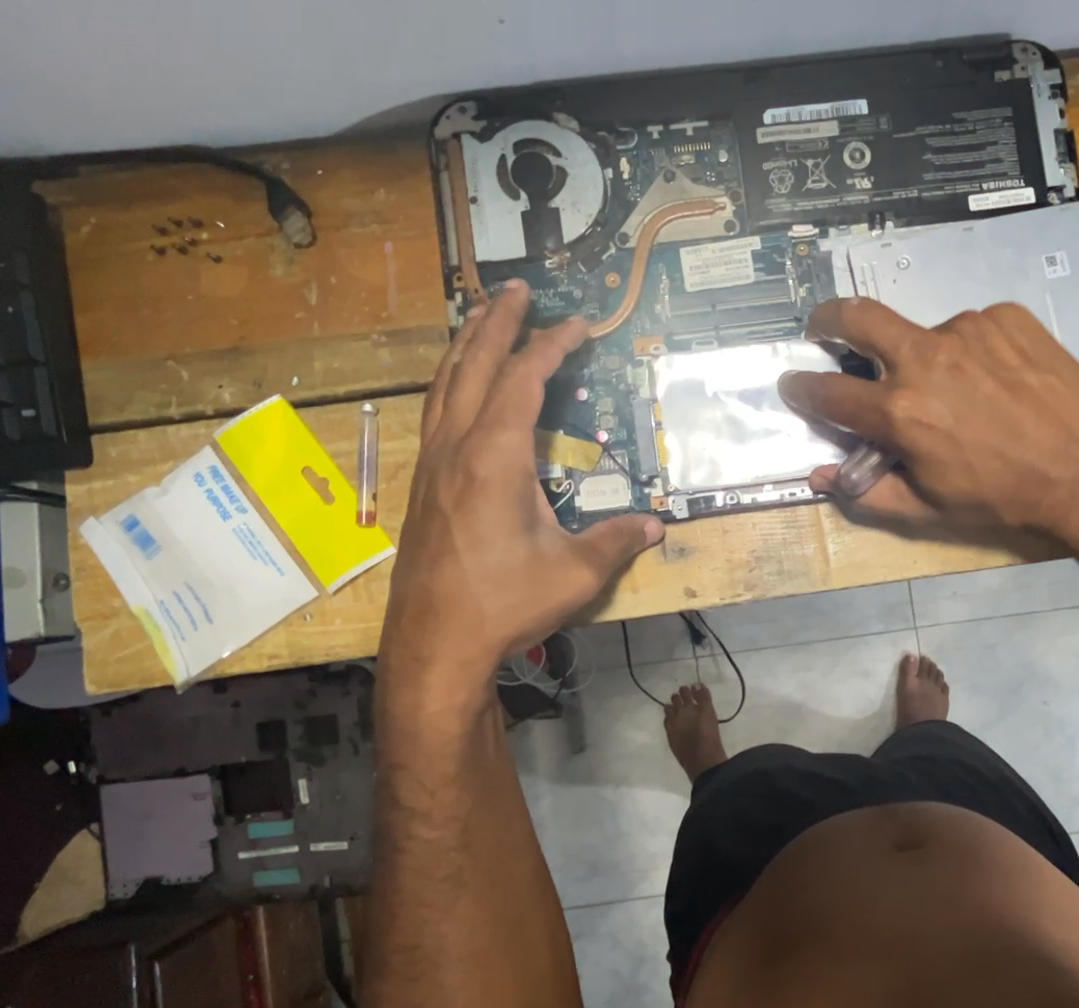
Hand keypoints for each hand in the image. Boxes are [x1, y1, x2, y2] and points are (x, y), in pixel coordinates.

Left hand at [378, 283, 663, 703]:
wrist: (434, 646)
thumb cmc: (504, 603)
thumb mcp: (575, 573)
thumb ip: (617, 541)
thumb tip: (655, 526)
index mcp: (495, 456)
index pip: (525, 380)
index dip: (553, 345)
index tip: (579, 322)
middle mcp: (457, 448)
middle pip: (475, 365)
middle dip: (498, 322)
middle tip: (517, 289)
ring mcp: (433, 465)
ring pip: (445, 385)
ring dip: (468, 346)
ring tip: (483, 319)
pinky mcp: (423, 487)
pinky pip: (435, 412)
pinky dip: (451, 382)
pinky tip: (459, 389)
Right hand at [781, 298, 1078, 534]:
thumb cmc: (1002, 499)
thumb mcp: (928, 509)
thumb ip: (865, 492)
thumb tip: (818, 476)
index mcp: (901, 412)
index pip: (828, 392)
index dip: (801, 387)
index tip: (792, 382)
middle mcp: (926, 359)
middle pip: (856, 317)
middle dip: (827, 320)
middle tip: (823, 330)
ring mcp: (968, 330)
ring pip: (924, 334)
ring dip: (923, 357)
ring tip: (961, 393)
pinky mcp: (1006, 317)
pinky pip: (970, 329)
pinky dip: (969, 352)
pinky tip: (996, 381)